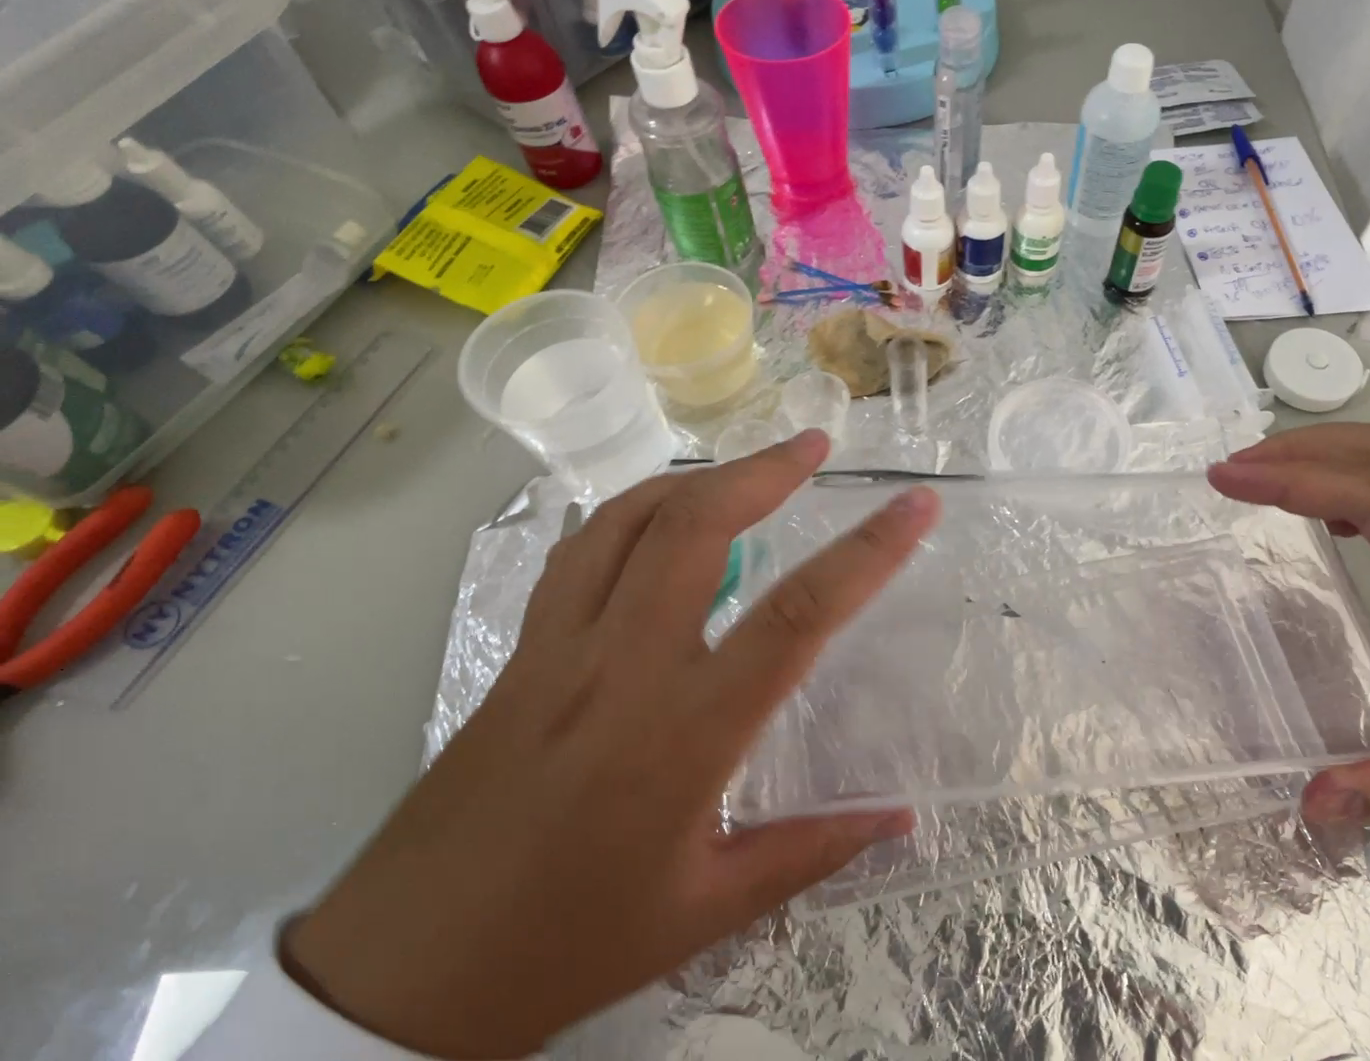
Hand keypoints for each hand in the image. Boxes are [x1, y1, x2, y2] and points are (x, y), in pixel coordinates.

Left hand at [283, 431, 939, 1058]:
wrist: (410, 966)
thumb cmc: (573, 942)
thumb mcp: (708, 910)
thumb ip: (811, 850)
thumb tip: (899, 817)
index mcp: (687, 733)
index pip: (797, 616)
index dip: (868, 552)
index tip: (915, 506)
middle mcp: (622, 668)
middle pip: (695, 527)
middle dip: (764, 470)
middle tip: (815, 446)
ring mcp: (559, 651)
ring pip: (625, 522)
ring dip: (695, 478)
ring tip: (746, 469)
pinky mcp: (519, 655)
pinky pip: (578, 555)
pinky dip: (629, 514)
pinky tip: (656, 522)